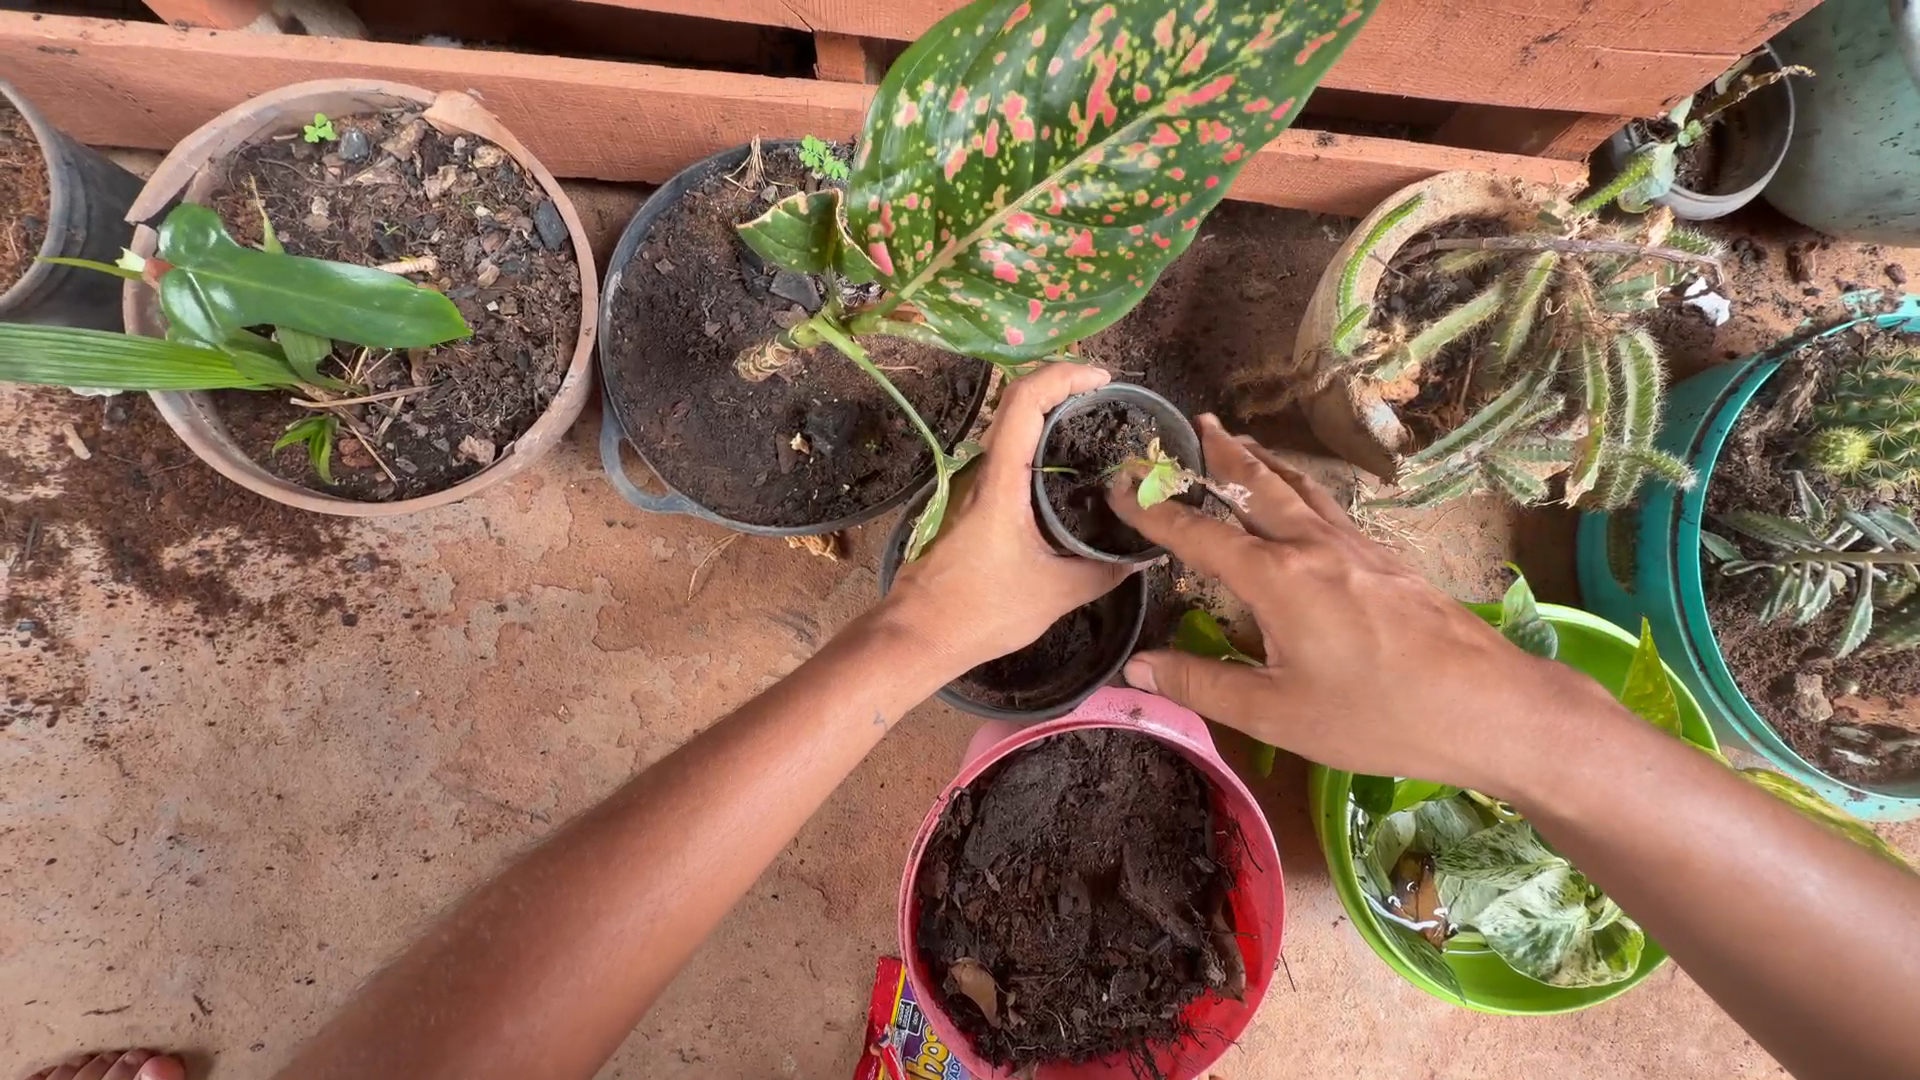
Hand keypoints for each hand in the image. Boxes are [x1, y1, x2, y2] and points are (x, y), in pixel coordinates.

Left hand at [885, 363, 1136, 674]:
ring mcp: (972, 486)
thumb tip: (1145, 556)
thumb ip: (1104, 570)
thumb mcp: (1055, 594)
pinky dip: (1035, 443)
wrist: (919, 634)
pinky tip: (1065, 466)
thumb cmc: (981, 612)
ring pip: (1007, 428)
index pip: (1024, 402)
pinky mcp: (970, 503)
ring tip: (1093, 420)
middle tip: (1106, 395)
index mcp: (1000, 482)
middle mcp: (982, 473)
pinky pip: (1005, 456)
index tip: (1101, 378)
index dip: (1062, 375)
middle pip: (1014, 404)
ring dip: (1046, 412)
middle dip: (1060, 385)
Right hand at [1108, 415, 1611, 794]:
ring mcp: (1357, 547)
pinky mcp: (1388, 559)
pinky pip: (1330, 507)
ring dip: (1264, 462)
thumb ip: (1201, 685)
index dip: (1154, 511)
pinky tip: (1304, 502)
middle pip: (1258, 484)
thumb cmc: (1379, 716)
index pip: (1199, 533)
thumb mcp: (1276, 713)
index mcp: (1278, 579)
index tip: (1121, 486)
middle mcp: (1314, 547)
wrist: (1498, 711)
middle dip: (1221, 453)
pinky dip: (1300, 489)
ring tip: (1242, 443)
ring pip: (1300, 489)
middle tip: (1198, 422)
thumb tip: (1137, 668)